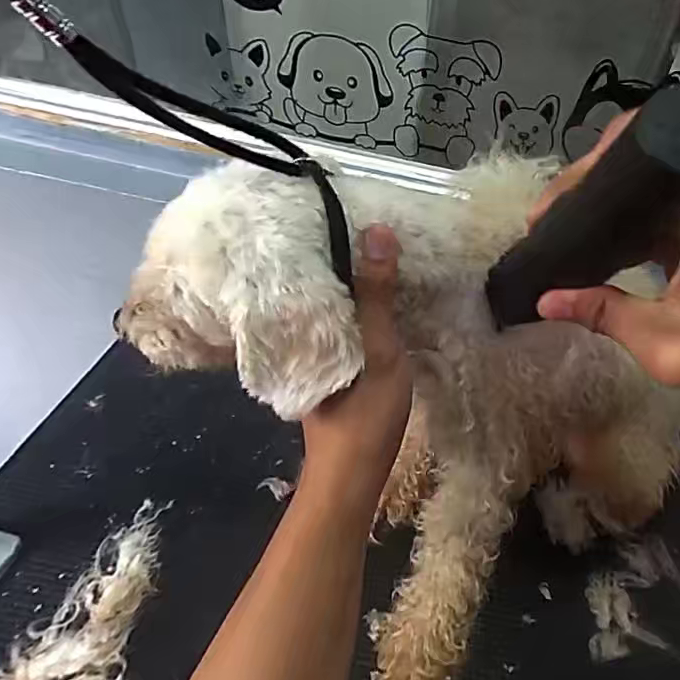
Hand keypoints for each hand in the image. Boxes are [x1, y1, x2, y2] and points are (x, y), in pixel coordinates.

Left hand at [299, 224, 412, 509]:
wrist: (353, 475)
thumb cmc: (364, 414)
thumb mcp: (379, 350)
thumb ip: (377, 295)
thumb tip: (377, 231)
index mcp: (305, 324)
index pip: (308, 265)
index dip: (322, 234)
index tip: (337, 204)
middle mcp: (301, 331)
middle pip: (316, 280)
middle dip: (333, 251)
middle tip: (356, 218)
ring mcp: (313, 348)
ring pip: (328, 300)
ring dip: (345, 276)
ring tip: (368, 247)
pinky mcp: (328, 360)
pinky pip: (338, 319)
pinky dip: (353, 301)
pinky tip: (373, 293)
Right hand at [532, 113, 679, 403]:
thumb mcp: (666, 342)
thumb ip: (605, 316)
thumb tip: (546, 300)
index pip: (634, 163)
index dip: (587, 176)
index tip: (551, 208)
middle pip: (635, 166)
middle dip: (587, 188)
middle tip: (544, 220)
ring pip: (642, 187)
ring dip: (604, 205)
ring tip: (558, 228)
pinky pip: (655, 208)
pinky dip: (624, 222)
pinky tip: (593, 240)